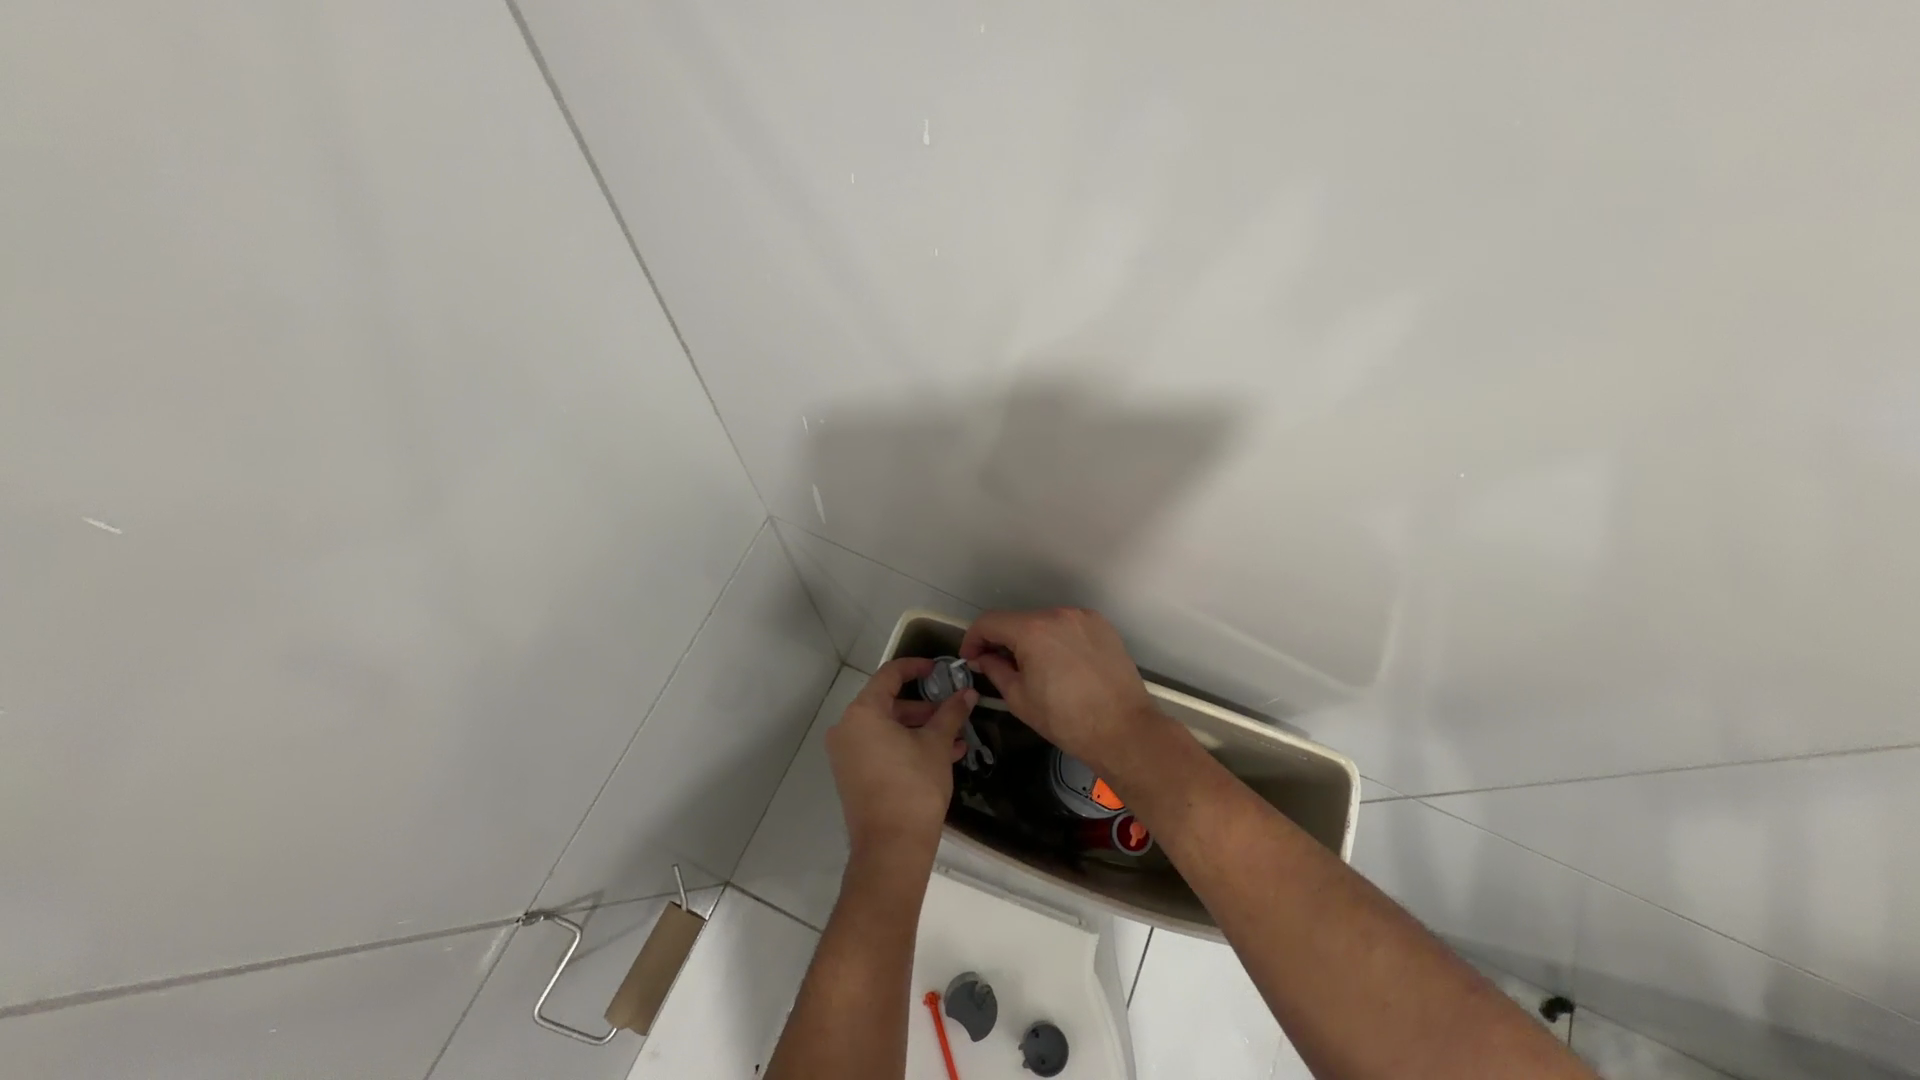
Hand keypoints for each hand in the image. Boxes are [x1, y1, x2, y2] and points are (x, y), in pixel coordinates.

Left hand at [826, 657, 974, 857]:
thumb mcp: (936, 745)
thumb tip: (968, 692)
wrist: (891, 846)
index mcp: (863, 712)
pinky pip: (881, 749)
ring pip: (887, 730)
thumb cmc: (914, 786)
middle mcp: (847, 728)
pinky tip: (942, 757)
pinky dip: (907, 747)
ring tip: (956, 739)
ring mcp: (847, 754)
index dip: (916, 668)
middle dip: (924, 707)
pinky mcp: (853, 776)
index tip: (940, 669)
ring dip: (920, 730)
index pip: (889, 675)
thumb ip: (951, 713)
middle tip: (953, 710)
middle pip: (888, 704)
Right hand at [960, 608, 1162, 774]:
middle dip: (1003, 641)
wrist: (1122, 730)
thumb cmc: (1066, 720)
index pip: (990, 622)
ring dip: (1031, 640)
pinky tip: (1060, 665)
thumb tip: (983, 658)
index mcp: (1033, 631)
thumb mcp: (1019, 698)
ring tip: (1033, 669)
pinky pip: (1069, 627)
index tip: (971, 658)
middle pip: (1018, 620)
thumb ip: (995, 670)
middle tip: (998, 667)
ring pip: (1045, 622)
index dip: (973, 639)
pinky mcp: (1103, 628)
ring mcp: (1084, 619)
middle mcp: (1059, 615)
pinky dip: (1057, 640)